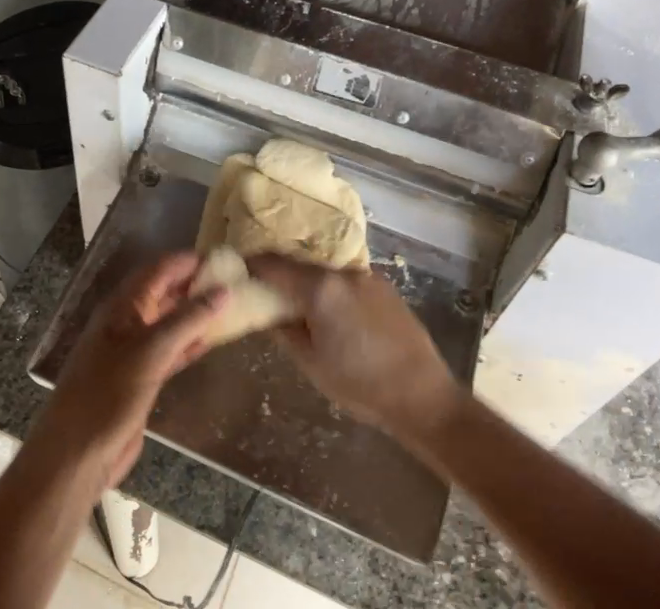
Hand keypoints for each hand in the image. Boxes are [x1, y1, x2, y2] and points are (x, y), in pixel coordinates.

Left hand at [30, 253, 229, 492]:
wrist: (78, 455)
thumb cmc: (107, 396)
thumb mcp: (150, 352)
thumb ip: (187, 320)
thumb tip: (223, 290)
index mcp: (120, 308)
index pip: (159, 270)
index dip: (189, 261)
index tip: (226, 260)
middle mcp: (126, 323)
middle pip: (165, 293)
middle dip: (196, 285)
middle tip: (236, 282)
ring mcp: (134, 352)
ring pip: (170, 322)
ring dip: (197, 314)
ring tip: (233, 305)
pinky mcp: (142, 378)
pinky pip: (171, 350)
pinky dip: (191, 342)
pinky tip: (214, 339)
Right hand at [245, 255, 462, 442]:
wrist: (423, 396)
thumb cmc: (360, 384)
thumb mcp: (310, 362)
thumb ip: (283, 330)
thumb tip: (267, 312)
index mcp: (320, 288)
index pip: (273, 264)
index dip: (251, 265)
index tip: (236, 271)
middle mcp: (343, 272)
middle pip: (300, 264)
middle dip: (278, 274)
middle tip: (262, 291)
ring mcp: (368, 277)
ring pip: (325, 273)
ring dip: (306, 283)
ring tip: (297, 307)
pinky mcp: (386, 288)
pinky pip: (347, 282)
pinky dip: (330, 291)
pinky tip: (331, 316)